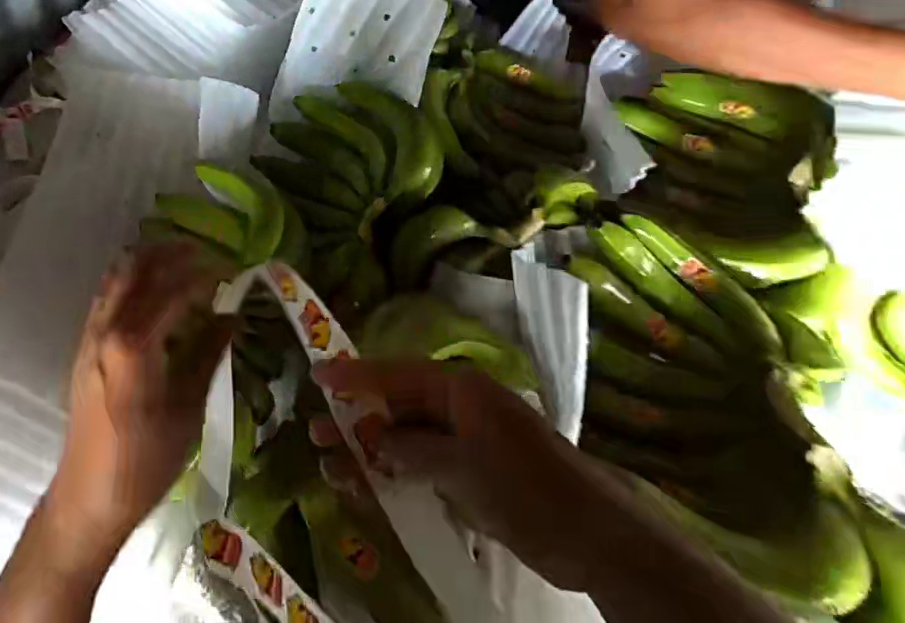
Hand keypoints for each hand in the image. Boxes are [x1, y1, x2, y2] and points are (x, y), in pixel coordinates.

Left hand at [0, 243, 231, 622]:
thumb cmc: (145, 462)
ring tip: (183, 261)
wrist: (86, 502)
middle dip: (174, 252)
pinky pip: (107, 294)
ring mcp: (90, 337)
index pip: (174, 289)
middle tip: (208, 253)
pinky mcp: (84, 347)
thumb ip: (207, 353)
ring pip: (117, 275)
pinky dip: (133, 279)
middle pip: (138, 267)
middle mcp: (106, 331)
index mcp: (134, 346)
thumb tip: (231, 316)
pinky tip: (156, 290)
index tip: (233, 271)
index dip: (206, 274)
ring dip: (150, 260)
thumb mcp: (188, 408)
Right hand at [304, 359, 787, 622]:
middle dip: (357, 419)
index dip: (357, 375)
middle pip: (397, 407)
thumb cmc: (527, 485)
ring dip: (370, 452)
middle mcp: (458, 408)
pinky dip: (394, 477)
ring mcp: (464, 442)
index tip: (318, 373)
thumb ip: (413, 452)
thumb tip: (372, 440)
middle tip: (316, 431)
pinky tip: (368, 488)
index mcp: (460, 390)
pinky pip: (421, 468)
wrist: (588, 532)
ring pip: (406, 440)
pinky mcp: (469, 474)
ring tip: (331, 465)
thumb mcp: (465, 467)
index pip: (398, 375)